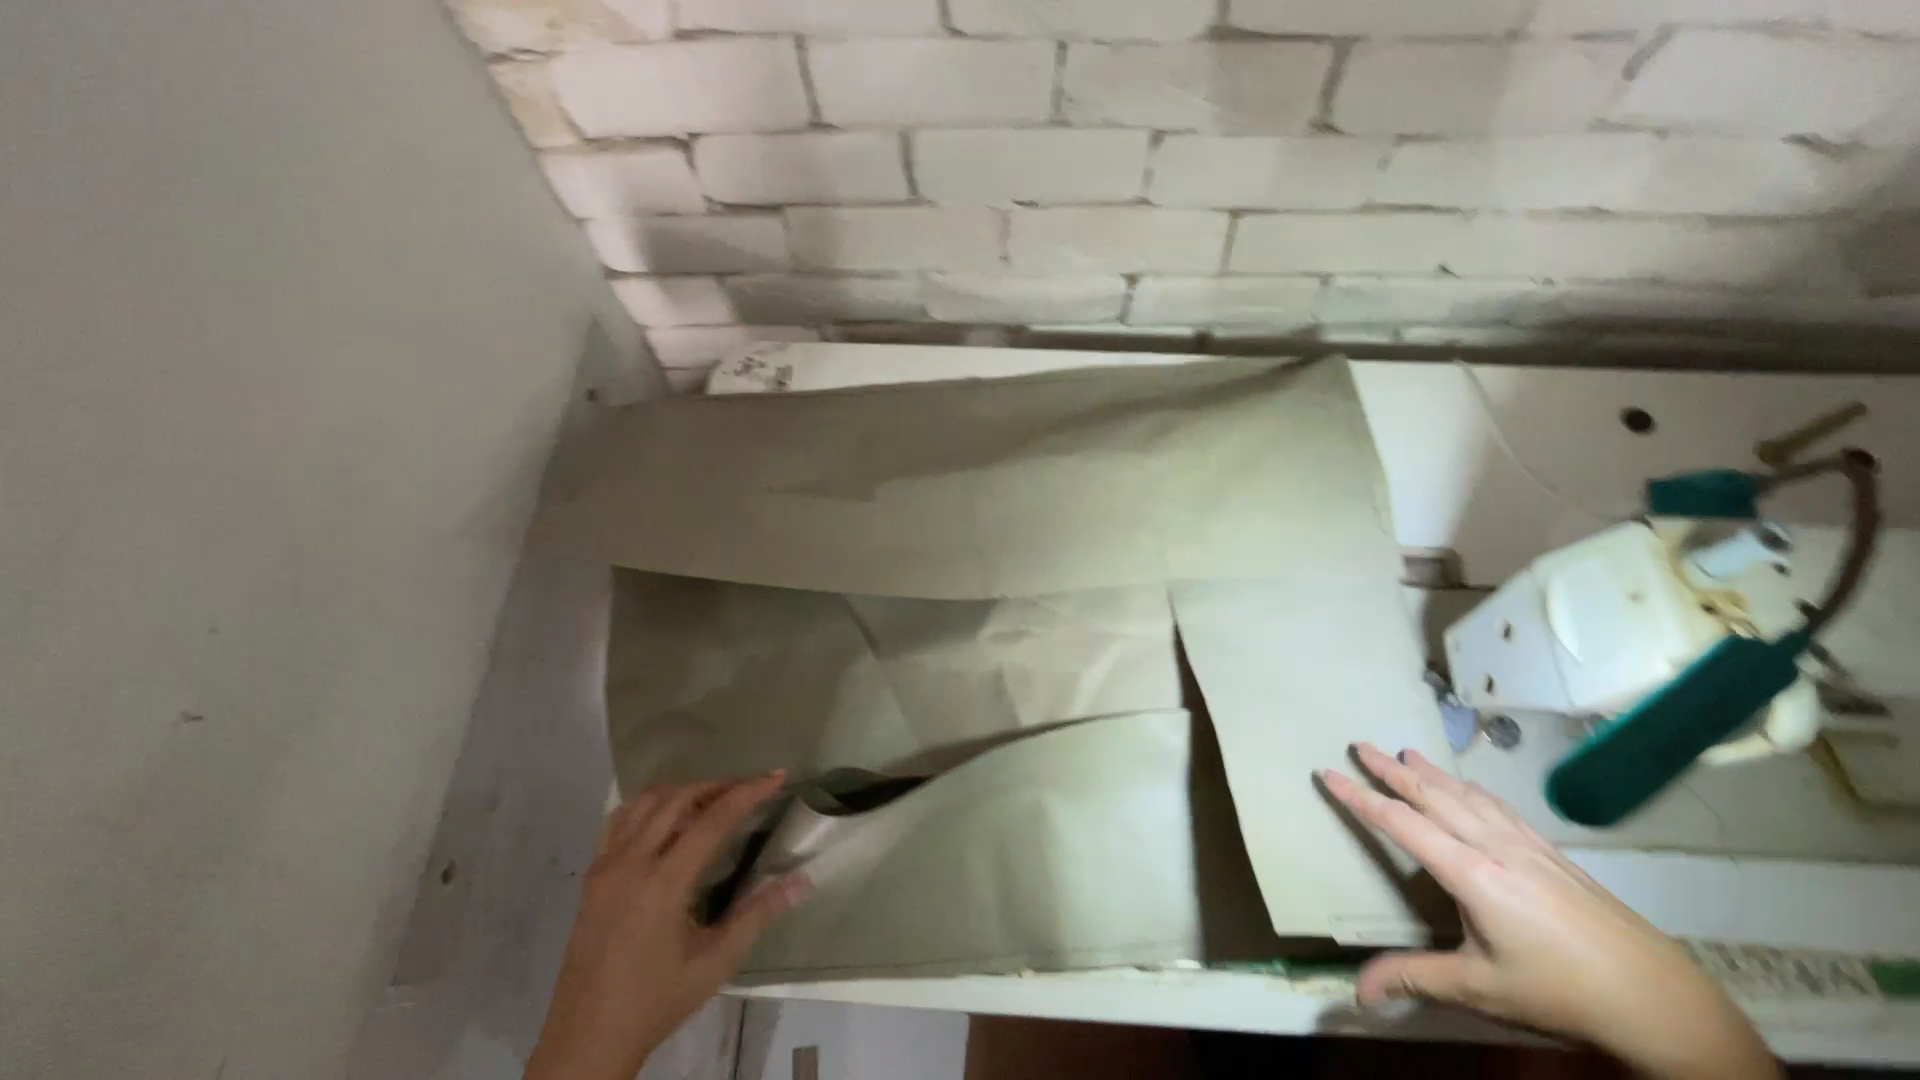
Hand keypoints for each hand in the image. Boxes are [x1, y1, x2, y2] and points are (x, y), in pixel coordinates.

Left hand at [525, 772, 811, 1079]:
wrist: (588, 1036)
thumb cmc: (657, 1001)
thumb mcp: (715, 962)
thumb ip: (758, 914)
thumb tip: (804, 881)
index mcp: (663, 884)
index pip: (712, 820)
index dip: (747, 793)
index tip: (775, 776)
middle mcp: (630, 863)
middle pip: (678, 799)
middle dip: (718, 786)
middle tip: (750, 787)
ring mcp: (605, 867)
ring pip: (645, 802)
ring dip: (682, 792)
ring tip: (712, 800)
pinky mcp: (591, 876)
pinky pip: (618, 821)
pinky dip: (647, 806)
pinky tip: (666, 818)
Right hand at [1320, 744, 1780, 1079]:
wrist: (1656, 997)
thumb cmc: (1560, 991)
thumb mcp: (1479, 989)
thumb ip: (1415, 980)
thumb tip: (1359, 994)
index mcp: (1471, 872)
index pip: (1401, 823)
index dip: (1360, 798)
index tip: (1329, 773)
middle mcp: (1496, 847)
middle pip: (1434, 795)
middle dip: (1392, 770)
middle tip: (1362, 744)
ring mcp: (1529, 847)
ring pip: (1469, 795)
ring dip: (1433, 773)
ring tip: (1408, 753)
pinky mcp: (1554, 856)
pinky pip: (1501, 807)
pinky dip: (1473, 789)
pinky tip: (1471, 789)